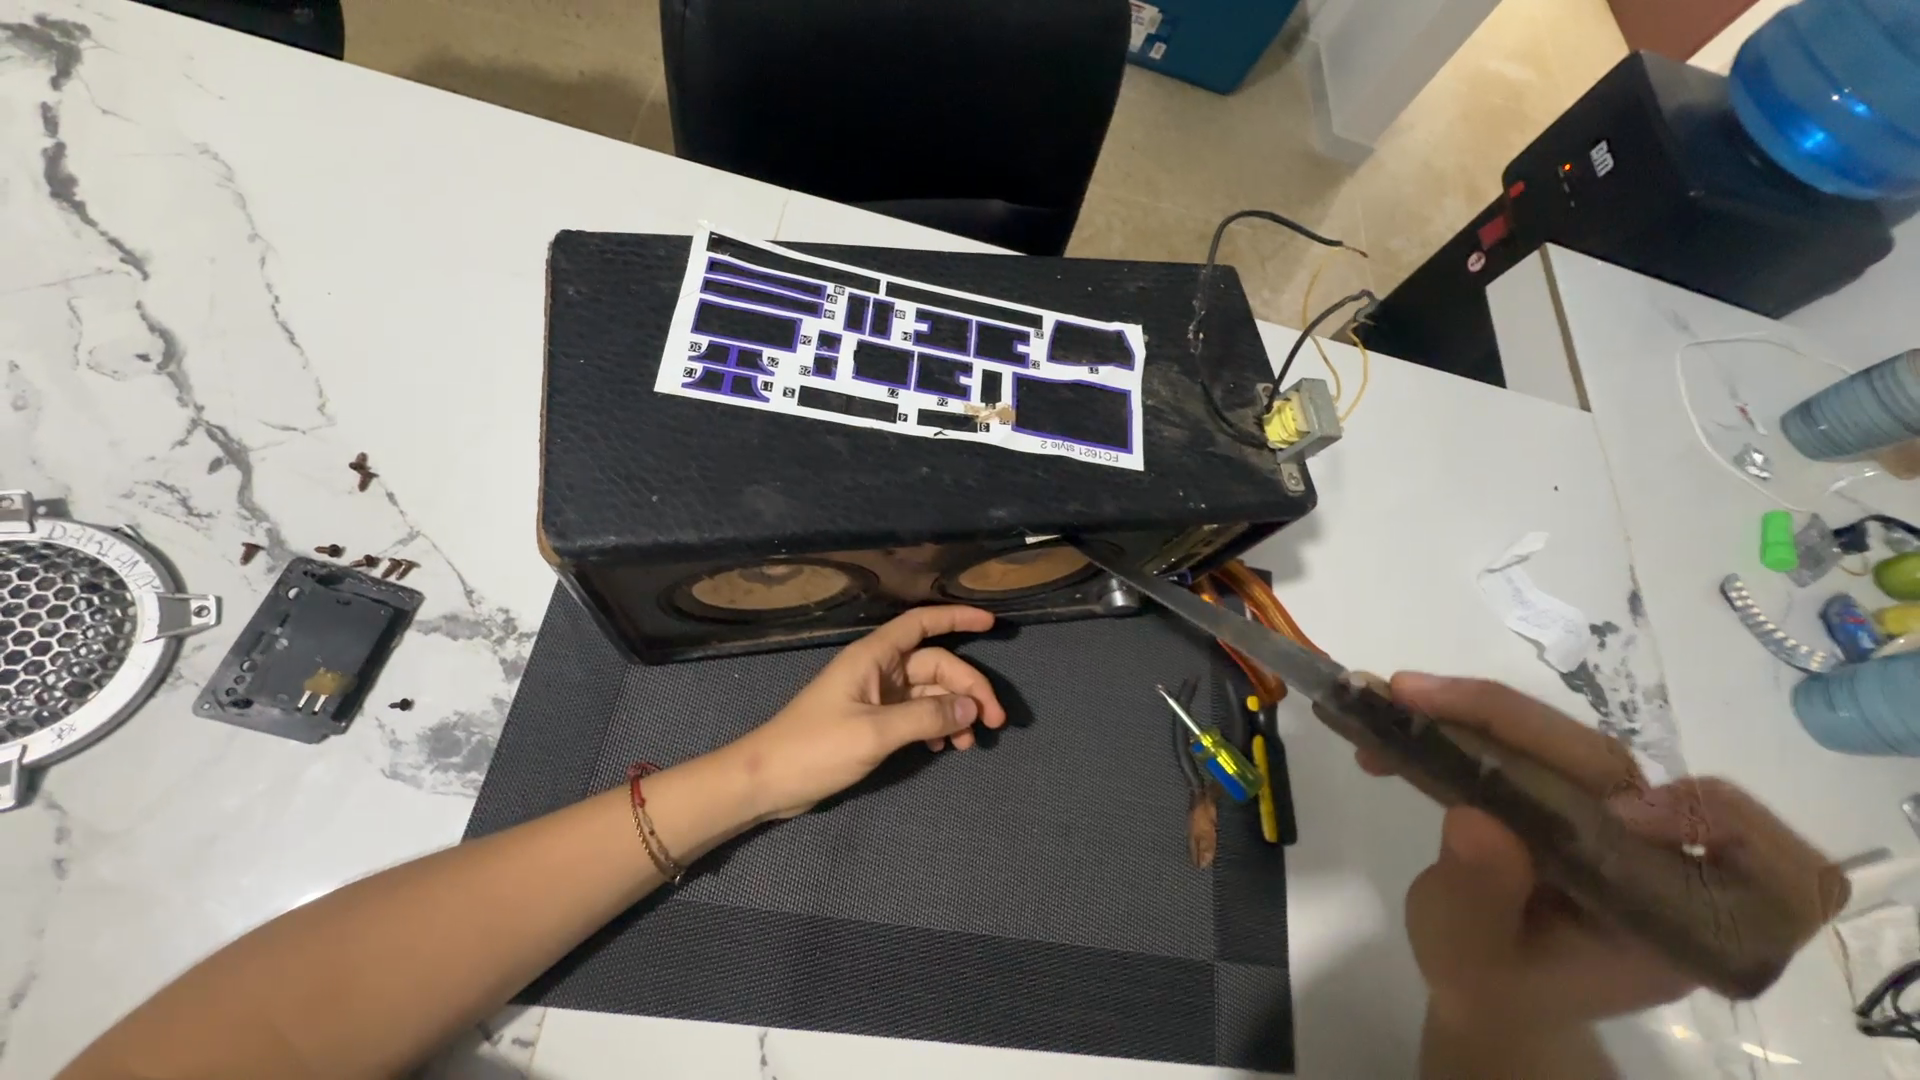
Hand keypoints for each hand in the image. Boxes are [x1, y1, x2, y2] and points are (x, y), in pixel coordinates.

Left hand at [721, 605, 1007, 821]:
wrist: (767, 781)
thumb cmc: (816, 748)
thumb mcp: (875, 733)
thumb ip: (927, 717)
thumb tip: (972, 708)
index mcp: (873, 656)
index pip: (922, 624)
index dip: (957, 618)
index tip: (992, 623)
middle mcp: (878, 670)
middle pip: (936, 665)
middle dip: (968, 690)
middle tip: (995, 723)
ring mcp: (876, 696)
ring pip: (929, 693)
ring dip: (954, 713)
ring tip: (970, 744)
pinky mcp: (873, 721)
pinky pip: (916, 714)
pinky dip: (935, 727)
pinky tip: (945, 748)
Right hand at [1357, 673, 1847, 1027]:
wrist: (1487, 981)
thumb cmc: (1492, 982)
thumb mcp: (1474, 953)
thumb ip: (1481, 896)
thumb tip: (1478, 816)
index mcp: (1673, 919)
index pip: (1764, 864)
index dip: (1708, 819)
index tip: (1622, 810)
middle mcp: (1654, 856)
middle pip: (1612, 767)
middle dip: (1511, 720)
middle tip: (1414, 696)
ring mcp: (1608, 817)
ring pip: (1561, 741)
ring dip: (1475, 711)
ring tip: (1392, 699)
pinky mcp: (1566, 793)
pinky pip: (1527, 744)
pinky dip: (1462, 723)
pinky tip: (1398, 726)